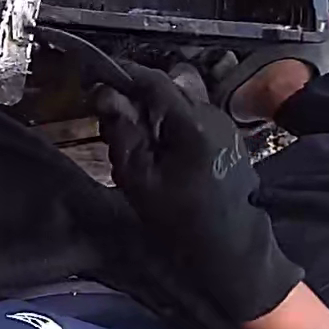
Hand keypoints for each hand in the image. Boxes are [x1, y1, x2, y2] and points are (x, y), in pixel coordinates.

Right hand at [95, 62, 303, 322]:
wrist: (234, 254)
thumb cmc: (181, 221)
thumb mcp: (139, 179)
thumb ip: (121, 132)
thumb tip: (105, 94)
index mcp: (193, 123)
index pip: (153, 80)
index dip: (122, 74)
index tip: (95, 77)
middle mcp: (213, 114)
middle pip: (166, 90)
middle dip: (136, 98)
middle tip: (111, 121)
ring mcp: (224, 125)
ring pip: (178, 104)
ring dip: (153, 114)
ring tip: (135, 143)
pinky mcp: (228, 137)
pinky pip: (191, 119)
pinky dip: (169, 126)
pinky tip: (159, 153)